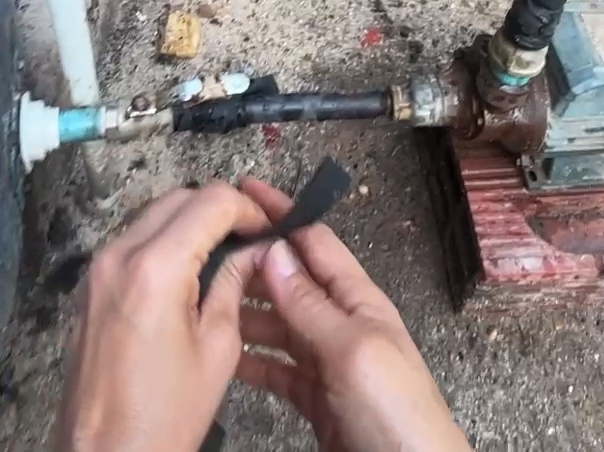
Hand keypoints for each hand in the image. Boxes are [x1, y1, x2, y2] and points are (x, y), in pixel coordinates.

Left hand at [54, 182, 271, 451]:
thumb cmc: (167, 414)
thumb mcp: (218, 348)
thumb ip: (235, 283)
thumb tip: (255, 249)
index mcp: (156, 267)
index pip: (210, 201)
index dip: (247, 208)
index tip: (269, 228)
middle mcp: (120, 252)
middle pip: (181, 197)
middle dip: (220, 208)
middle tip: (251, 237)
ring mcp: (99, 265)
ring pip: (157, 213)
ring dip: (193, 220)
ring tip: (226, 250)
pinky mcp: (91, 282)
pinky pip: (137, 237)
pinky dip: (167, 238)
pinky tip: (191, 267)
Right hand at [235, 178, 470, 451]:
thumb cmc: (396, 413)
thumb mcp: (352, 351)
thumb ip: (311, 304)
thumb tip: (275, 250)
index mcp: (357, 299)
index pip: (314, 242)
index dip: (282, 213)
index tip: (244, 191)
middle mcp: (342, 322)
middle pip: (292, 279)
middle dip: (255, 261)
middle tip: (210, 250)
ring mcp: (330, 361)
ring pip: (280, 324)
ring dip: (247, 311)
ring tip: (207, 300)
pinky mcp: (318, 398)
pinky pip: (279, 369)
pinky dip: (253, 361)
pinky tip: (225, 356)